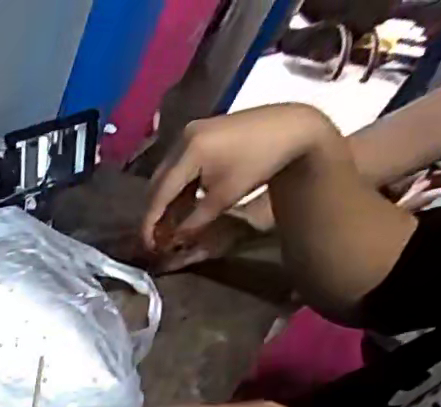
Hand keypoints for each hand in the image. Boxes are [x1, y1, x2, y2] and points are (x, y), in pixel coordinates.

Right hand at [143, 104, 339, 251]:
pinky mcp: (201, 131)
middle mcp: (183, 137)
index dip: (150, 223)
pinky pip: (180, 163)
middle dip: (156, 211)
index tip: (147, 246)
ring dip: (167, 198)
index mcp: (189, 151)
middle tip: (157, 236)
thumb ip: (193, 221)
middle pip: (158, 182)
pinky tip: (185, 200)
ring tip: (171, 221)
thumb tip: (173, 240)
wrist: (293, 128)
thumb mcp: (224, 198)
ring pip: (167, 173)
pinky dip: (179, 184)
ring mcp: (192, 131)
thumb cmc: (261, 162)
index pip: (159, 194)